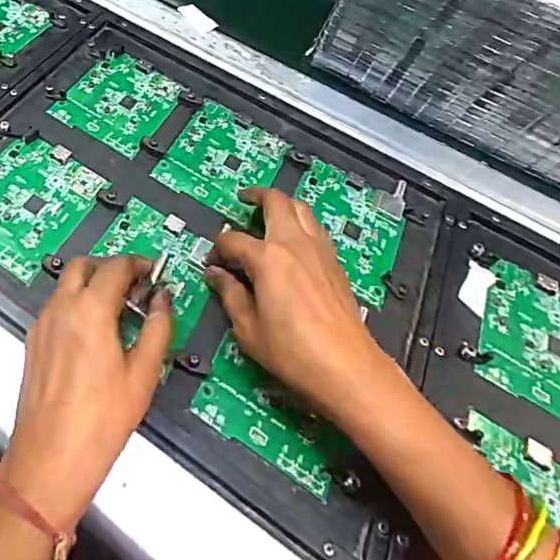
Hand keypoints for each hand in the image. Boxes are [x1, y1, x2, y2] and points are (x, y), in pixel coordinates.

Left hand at [2, 256, 171, 529]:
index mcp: (90, 309)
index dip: (139, 264)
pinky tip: (94, 332)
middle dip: (111, 266)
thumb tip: (163, 299)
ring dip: (92, 283)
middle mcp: (61, 308)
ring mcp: (42, 325)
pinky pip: (56, 306)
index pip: (116, 266)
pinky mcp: (32, 343)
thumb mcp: (142, 375)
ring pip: (67, 283)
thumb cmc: (100, 422)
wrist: (47, 465)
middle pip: (85, 264)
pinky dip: (76, 302)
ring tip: (117, 309)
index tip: (154, 273)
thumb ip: (157, 328)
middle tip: (134, 284)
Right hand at [206, 188, 396, 420]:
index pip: (234, 239)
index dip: (218, 247)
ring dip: (283, 204)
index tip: (213, 261)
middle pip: (275, 201)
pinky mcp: (334, 260)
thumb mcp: (249, 329)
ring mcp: (318, 248)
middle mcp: (294, 243)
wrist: (346, 365)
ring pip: (300, 207)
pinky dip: (302, 221)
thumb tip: (216, 275)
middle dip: (256, 195)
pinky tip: (295, 238)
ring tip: (271, 212)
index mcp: (268, 258)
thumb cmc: (293, 351)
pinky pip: (315, 226)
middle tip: (244, 199)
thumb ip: (230, 295)